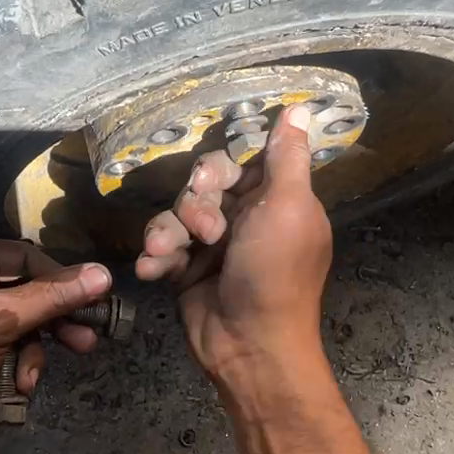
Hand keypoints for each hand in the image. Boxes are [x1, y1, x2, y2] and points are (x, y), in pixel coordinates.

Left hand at [0, 238, 111, 453]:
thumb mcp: (0, 323)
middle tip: (85, 342)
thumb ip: (52, 297)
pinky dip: (10, 367)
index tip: (95, 302)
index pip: (23, 256)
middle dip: (50, 323)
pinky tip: (8, 388)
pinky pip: (2, 347)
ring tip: (26, 381)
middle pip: (23, 291)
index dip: (60, 279)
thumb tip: (104, 274)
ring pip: (17, 325)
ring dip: (28, 354)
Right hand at [134, 105, 331, 382]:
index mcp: (276, 200)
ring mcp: (213, 246)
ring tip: (167, 255)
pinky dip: (156, 258)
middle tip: (204, 230)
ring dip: (167, 233)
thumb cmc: (275, 274)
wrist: (250, 346)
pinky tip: (153, 271)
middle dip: (193, 205)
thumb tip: (300, 107)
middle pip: (201, 186)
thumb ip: (287, 157)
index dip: (219, 171)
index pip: (238, 162)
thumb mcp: (288, 208)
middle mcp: (245, 218)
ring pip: (176, 215)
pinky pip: (163, 248)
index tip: (211, 184)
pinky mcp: (186, 271)